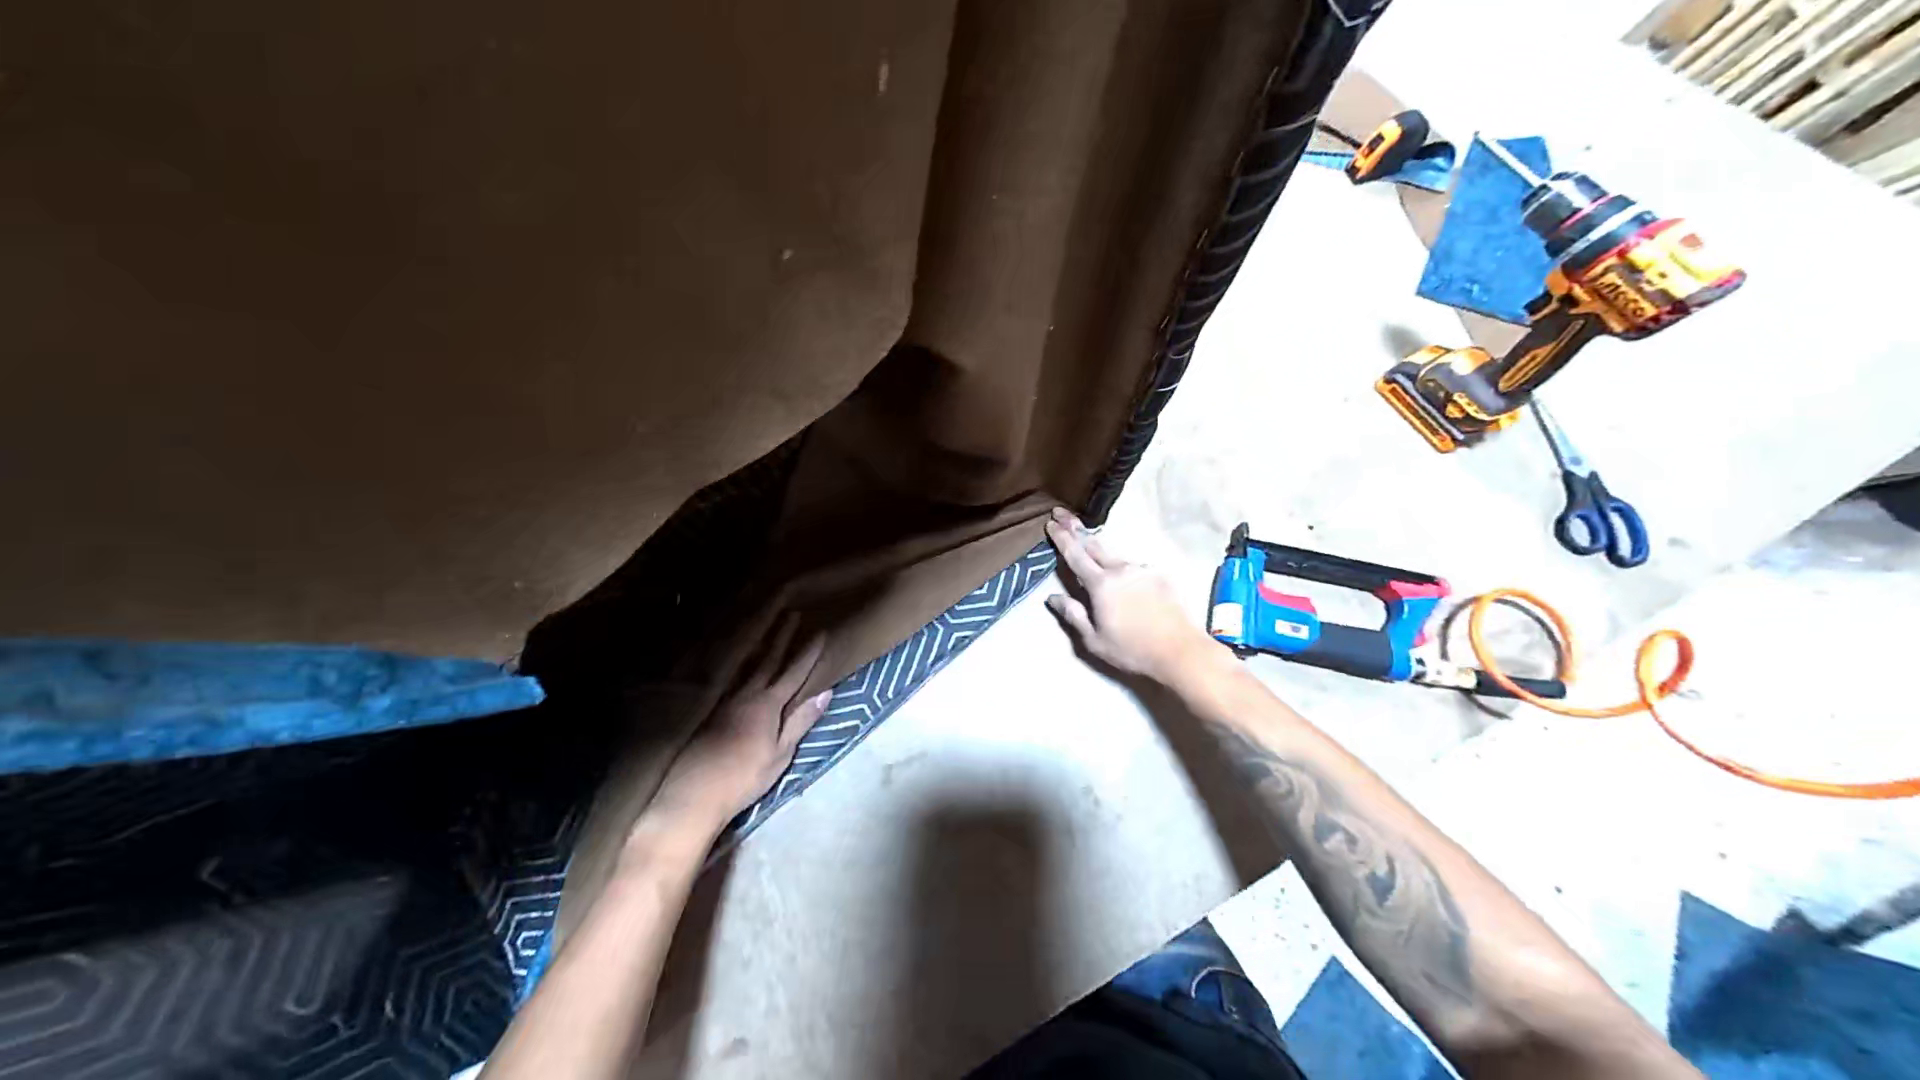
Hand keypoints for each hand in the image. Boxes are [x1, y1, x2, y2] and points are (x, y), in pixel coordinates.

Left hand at [652, 615, 831, 829]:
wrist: (693, 794)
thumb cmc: (744, 777)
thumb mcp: (780, 754)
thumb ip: (801, 721)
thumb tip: (826, 692)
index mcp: (767, 705)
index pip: (794, 673)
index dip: (808, 654)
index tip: (821, 633)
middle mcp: (747, 695)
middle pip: (768, 661)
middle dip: (783, 638)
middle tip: (792, 615)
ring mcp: (726, 702)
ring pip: (748, 667)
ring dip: (762, 647)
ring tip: (769, 630)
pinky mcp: (712, 712)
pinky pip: (733, 678)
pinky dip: (743, 665)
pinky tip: (742, 665)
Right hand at [1042, 507, 1219, 683]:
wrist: (1180, 651)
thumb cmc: (1132, 650)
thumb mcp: (1094, 640)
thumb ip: (1073, 615)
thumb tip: (1053, 597)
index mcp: (1101, 584)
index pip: (1075, 555)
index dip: (1061, 537)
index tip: (1051, 522)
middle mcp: (1121, 569)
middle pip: (1094, 544)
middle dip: (1076, 529)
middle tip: (1063, 515)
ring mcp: (1143, 570)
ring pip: (1116, 557)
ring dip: (1101, 552)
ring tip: (1092, 551)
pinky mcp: (1160, 576)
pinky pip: (1135, 568)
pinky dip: (1123, 570)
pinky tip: (1125, 582)